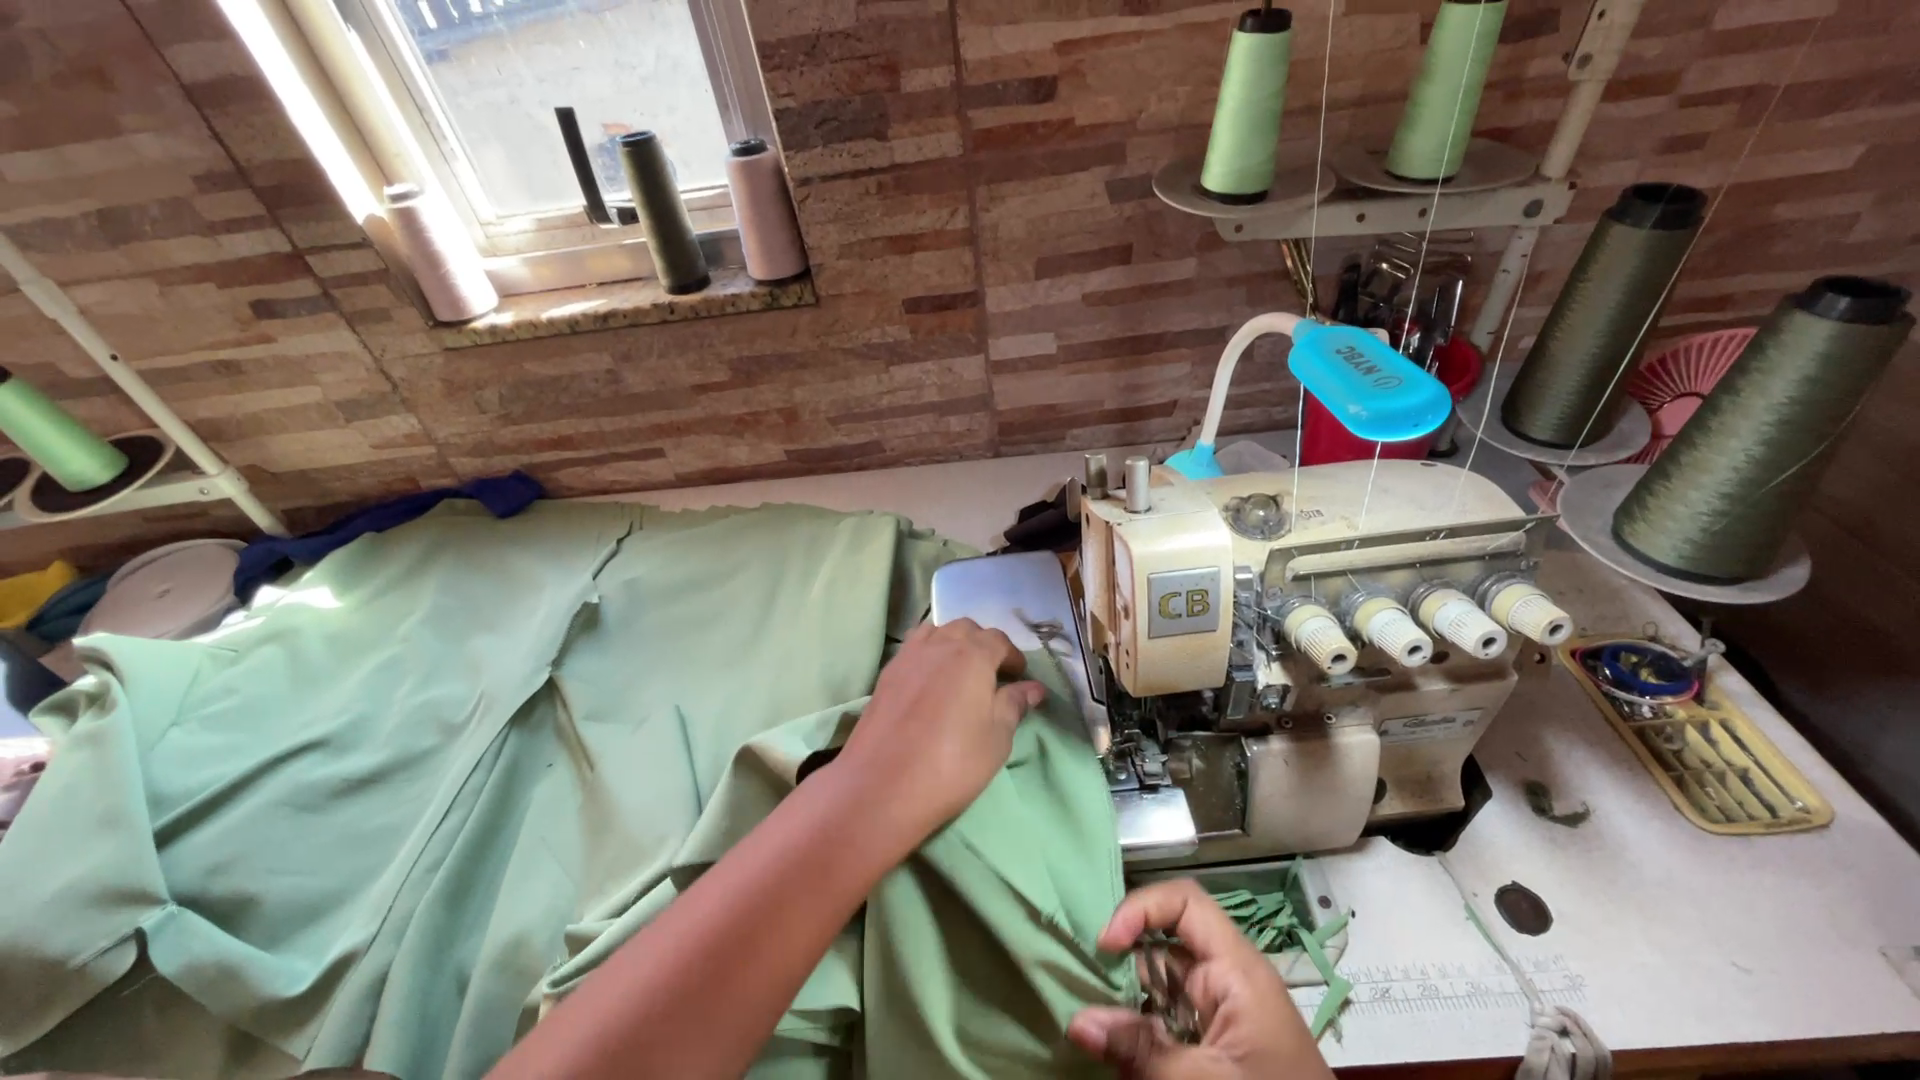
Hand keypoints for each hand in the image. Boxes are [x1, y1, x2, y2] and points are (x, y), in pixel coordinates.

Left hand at [833, 618, 1045, 844]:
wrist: (882, 786)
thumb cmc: (952, 763)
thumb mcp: (996, 739)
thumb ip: (1014, 705)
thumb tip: (1033, 688)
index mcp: (972, 656)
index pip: (999, 640)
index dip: (1013, 657)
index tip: (1019, 678)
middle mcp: (939, 645)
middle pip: (966, 629)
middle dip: (983, 645)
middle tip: (992, 676)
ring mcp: (908, 657)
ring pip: (936, 632)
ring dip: (953, 644)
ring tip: (960, 674)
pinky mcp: (886, 674)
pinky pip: (913, 649)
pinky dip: (929, 654)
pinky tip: (931, 683)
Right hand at [1068, 880, 1334, 1079]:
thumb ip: (1141, 1050)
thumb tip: (1077, 1022)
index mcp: (1235, 969)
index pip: (1185, 902)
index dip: (1140, 909)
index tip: (1106, 945)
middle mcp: (1224, 978)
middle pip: (1162, 941)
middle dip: (1120, 960)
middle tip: (1082, 986)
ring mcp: (1217, 1010)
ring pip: (1156, 981)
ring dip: (1123, 999)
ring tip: (1090, 1019)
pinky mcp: (1211, 1040)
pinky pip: (1163, 1016)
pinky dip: (1137, 1027)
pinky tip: (1112, 1044)